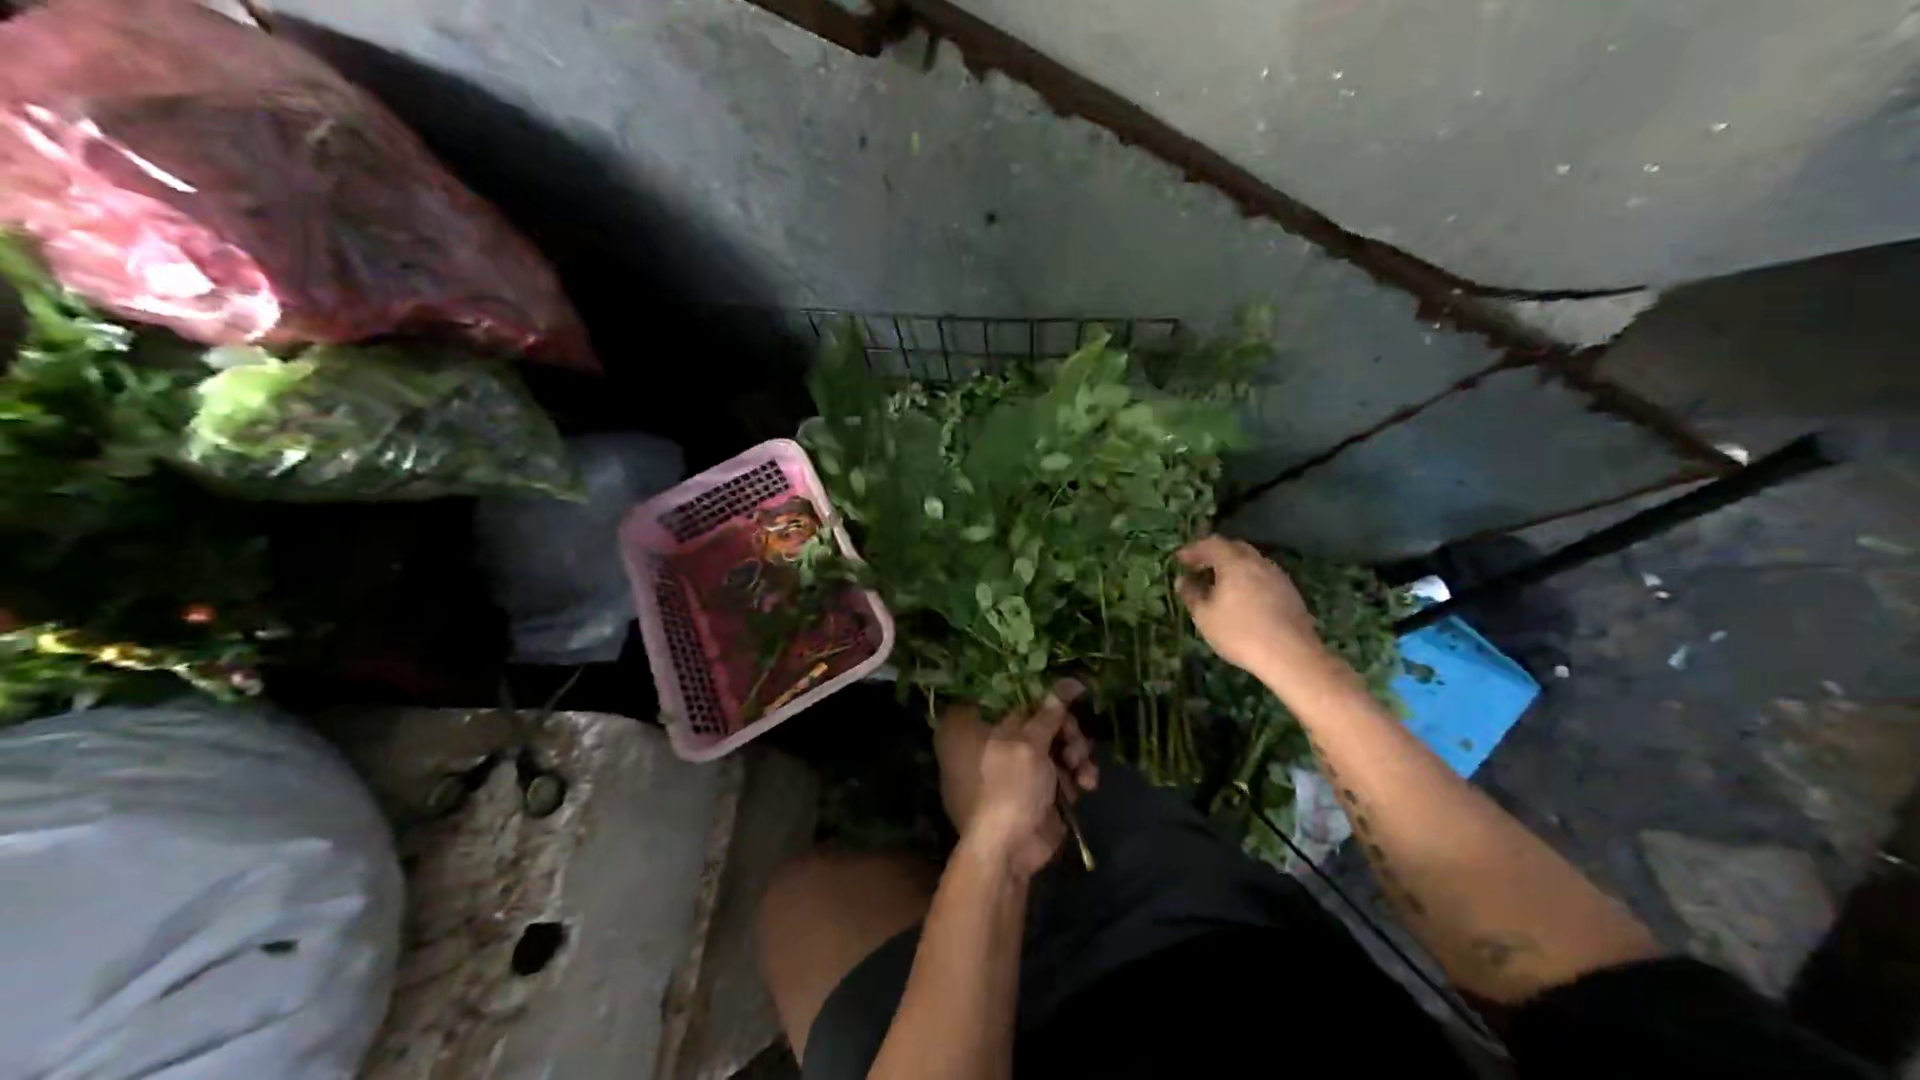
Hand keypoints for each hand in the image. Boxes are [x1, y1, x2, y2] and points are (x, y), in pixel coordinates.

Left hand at [935, 680, 1096, 878]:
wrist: (1012, 845)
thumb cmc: (1014, 788)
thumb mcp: (1030, 746)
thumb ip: (1049, 715)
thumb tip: (1066, 682)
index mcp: (1010, 730)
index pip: (1038, 706)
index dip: (1058, 703)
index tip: (1082, 696)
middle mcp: (1024, 747)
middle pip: (1057, 728)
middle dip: (1072, 735)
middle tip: (1077, 749)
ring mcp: (1040, 771)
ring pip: (1069, 752)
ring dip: (1081, 759)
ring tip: (1083, 773)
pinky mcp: (1055, 794)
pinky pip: (1074, 776)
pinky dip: (1082, 778)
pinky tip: (1086, 786)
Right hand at [1175, 535, 1325, 680]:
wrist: (1291, 655)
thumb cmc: (1240, 633)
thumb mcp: (1205, 616)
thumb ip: (1191, 594)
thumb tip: (1183, 580)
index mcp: (1235, 563)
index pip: (1211, 544)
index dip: (1193, 550)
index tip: (1179, 560)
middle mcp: (1258, 563)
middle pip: (1234, 548)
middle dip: (1214, 554)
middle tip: (1199, 568)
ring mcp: (1277, 576)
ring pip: (1251, 561)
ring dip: (1232, 567)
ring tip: (1219, 584)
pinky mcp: (1290, 592)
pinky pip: (1263, 576)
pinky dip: (1248, 579)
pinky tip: (1243, 598)